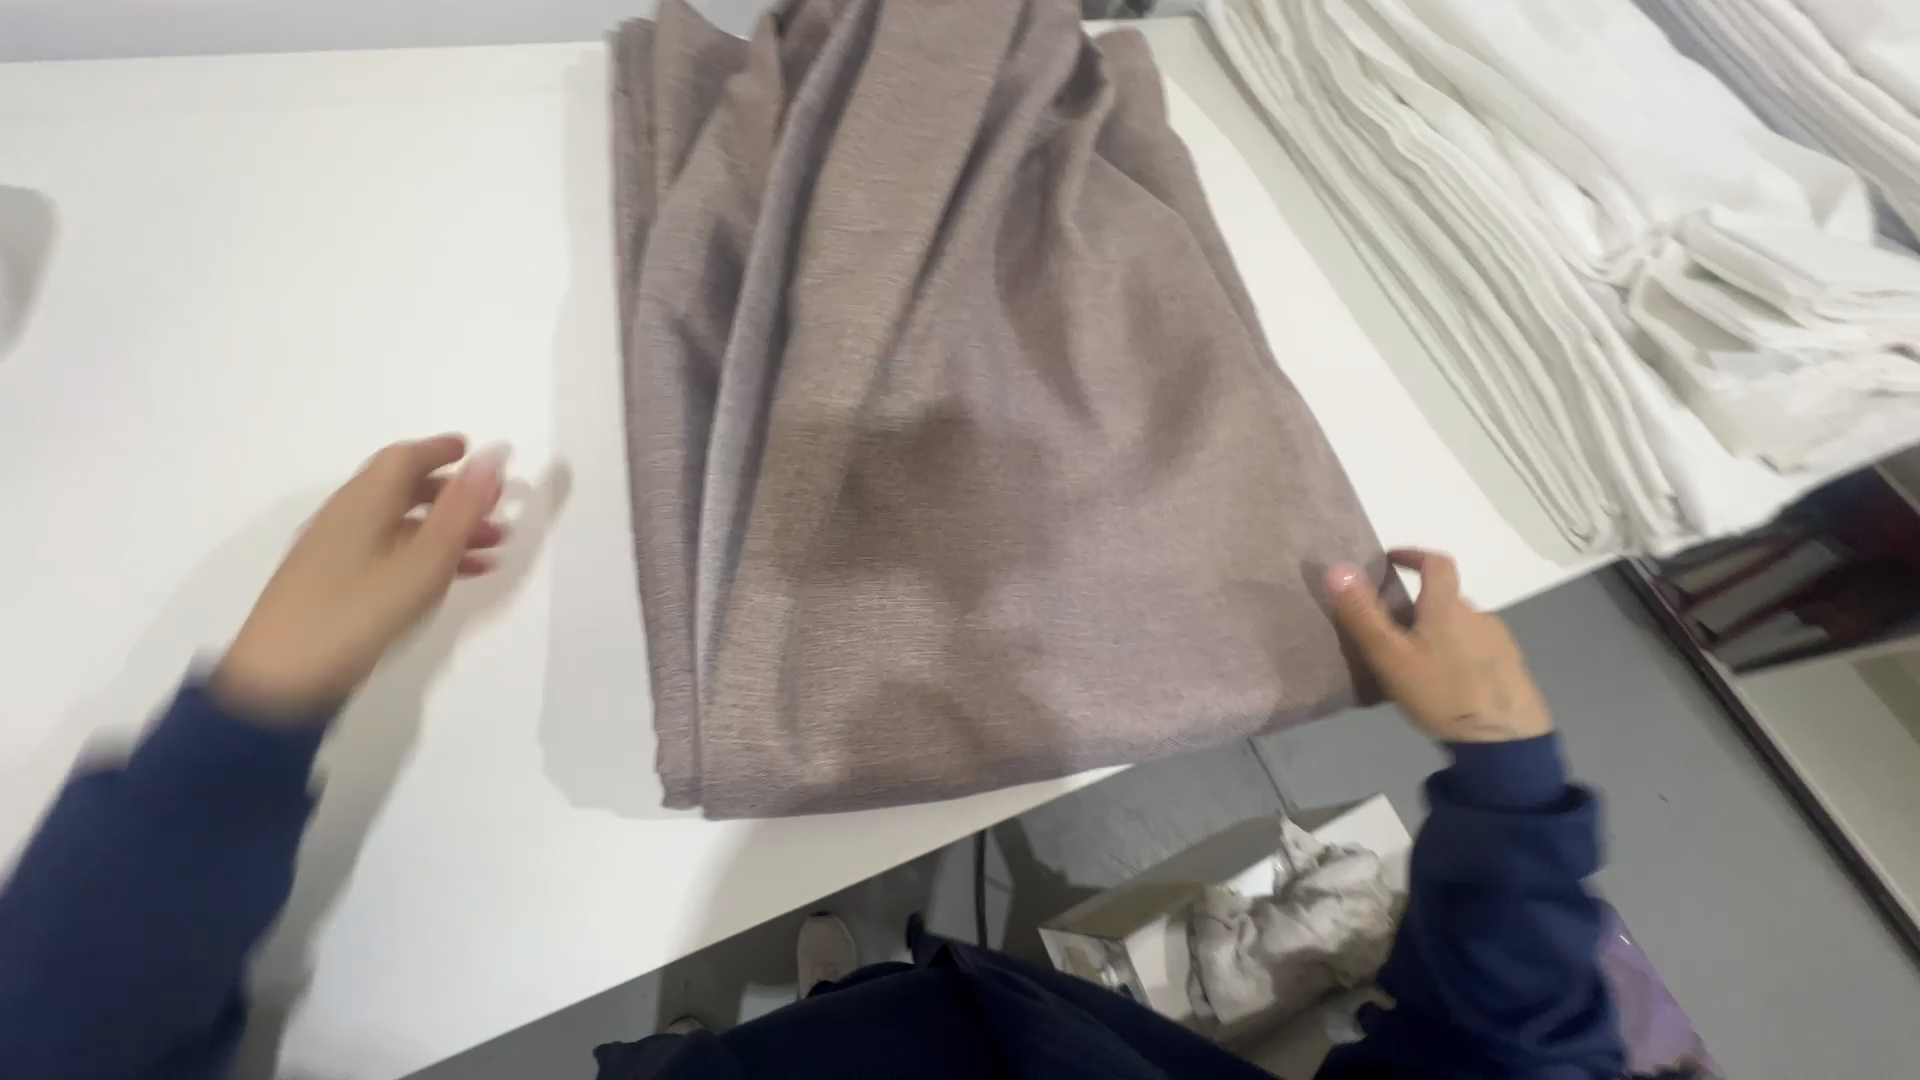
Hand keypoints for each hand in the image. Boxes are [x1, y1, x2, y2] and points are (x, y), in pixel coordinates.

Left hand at [211, 435, 506, 726]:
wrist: (283, 680)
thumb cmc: (361, 611)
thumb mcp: (424, 559)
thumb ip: (462, 508)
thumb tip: (492, 455)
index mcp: (361, 504)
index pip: (402, 459)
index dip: (440, 451)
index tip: (475, 451)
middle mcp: (345, 519)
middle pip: (401, 489)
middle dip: (453, 493)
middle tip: (496, 507)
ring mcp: (337, 553)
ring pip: (401, 524)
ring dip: (449, 527)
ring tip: (493, 546)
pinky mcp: (337, 583)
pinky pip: (392, 552)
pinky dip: (429, 553)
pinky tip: (459, 575)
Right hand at [1326, 549, 1552, 743]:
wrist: (1507, 742)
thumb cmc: (1443, 692)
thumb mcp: (1390, 655)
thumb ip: (1362, 613)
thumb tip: (1337, 568)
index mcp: (1449, 607)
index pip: (1436, 563)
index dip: (1412, 555)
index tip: (1388, 561)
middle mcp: (1478, 615)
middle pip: (1444, 598)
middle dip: (1415, 605)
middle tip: (1388, 629)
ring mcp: (1499, 642)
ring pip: (1460, 624)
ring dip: (1436, 630)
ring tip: (1412, 660)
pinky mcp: (1510, 668)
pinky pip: (1475, 647)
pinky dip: (1455, 652)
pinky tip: (1443, 681)